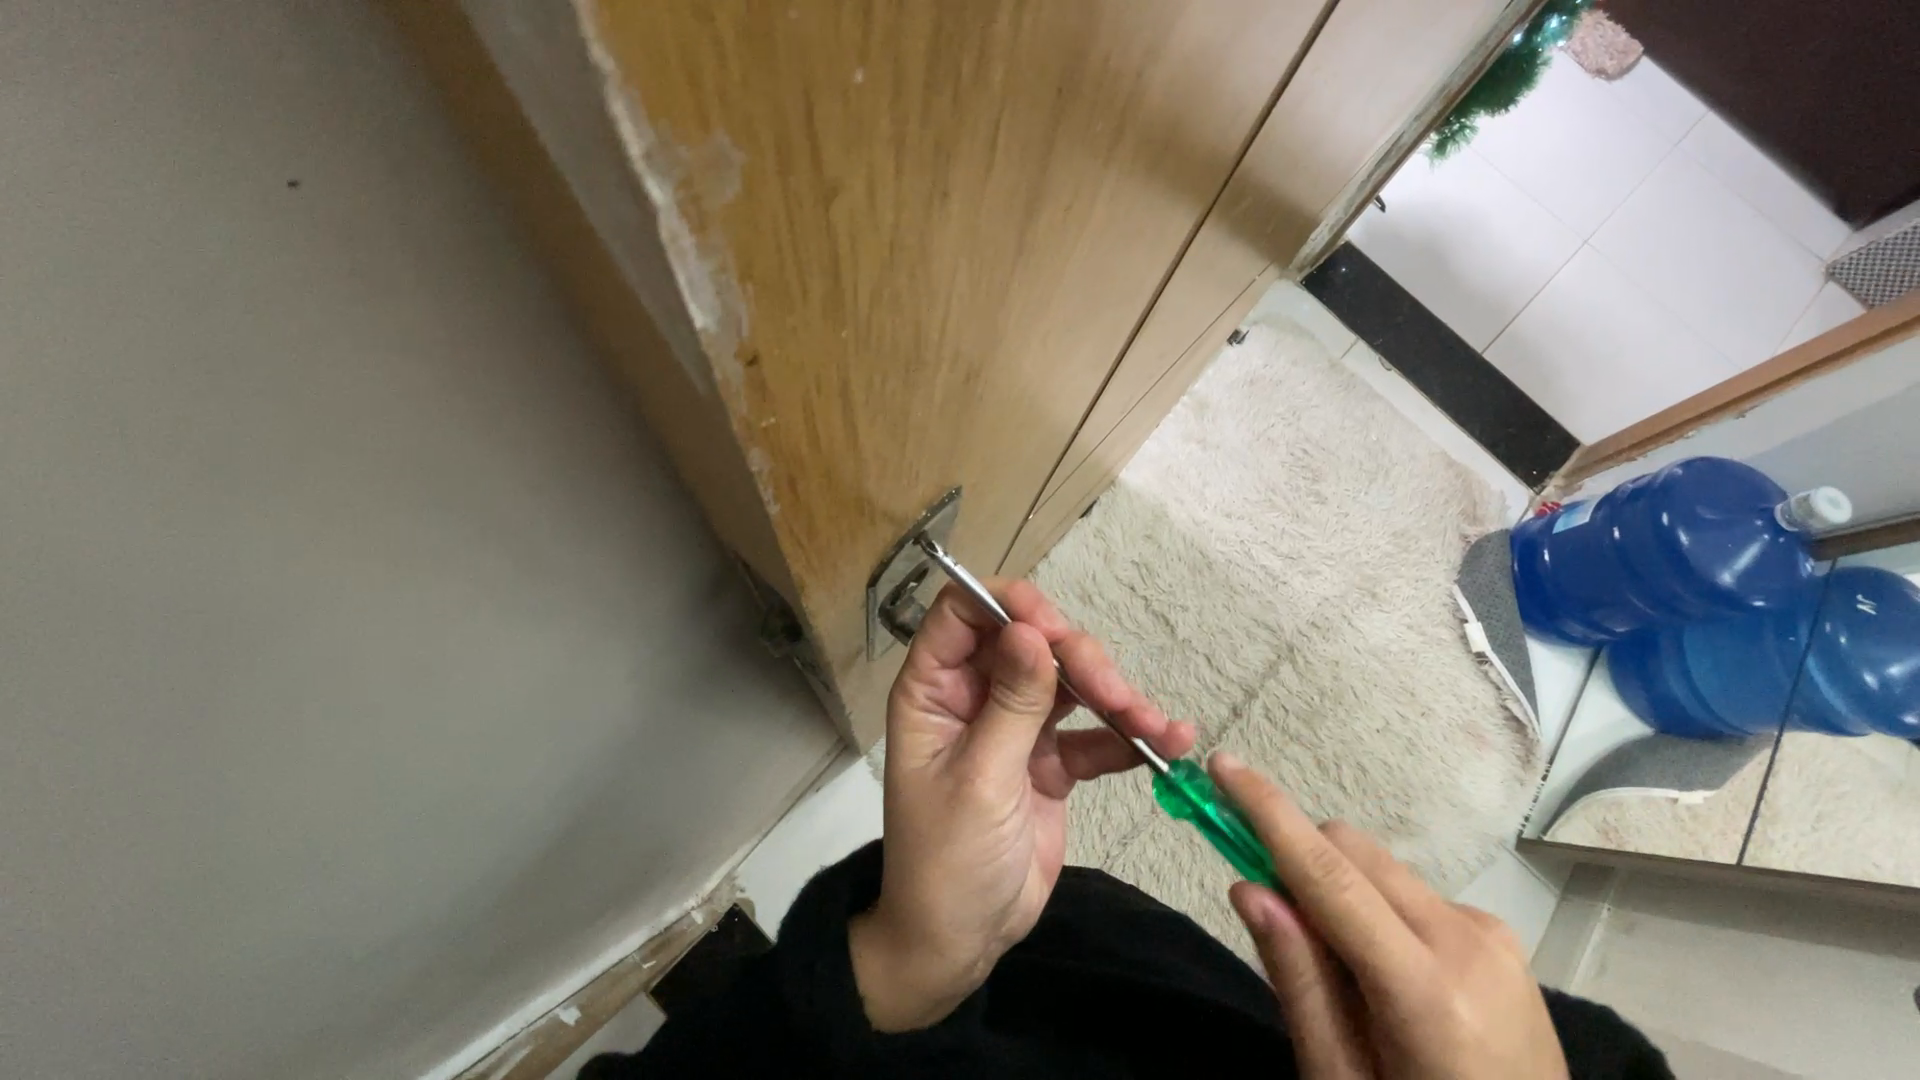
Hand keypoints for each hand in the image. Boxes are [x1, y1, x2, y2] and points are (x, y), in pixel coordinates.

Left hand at [848, 579, 1196, 1030]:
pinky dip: (1128, 735)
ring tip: (1153, 725)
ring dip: (1115, 696)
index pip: (965, 613)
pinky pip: (1094, 733)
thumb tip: (1033, 630)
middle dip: (1079, 659)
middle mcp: (975, 695)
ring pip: (1070, 682)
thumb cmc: (948, 858)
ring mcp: (1017, 726)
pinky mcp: (1052, 761)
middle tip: (1115, 695)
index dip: (1010, 606)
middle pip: (1032, 641)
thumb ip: (1012, 703)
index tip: (1056, 630)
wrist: (961, 941)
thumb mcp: (979, 779)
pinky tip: (1168, 742)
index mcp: (935, 689)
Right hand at [1210, 753, 1567, 1078]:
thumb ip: (1298, 981)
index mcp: (1427, 990)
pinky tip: (1381, 969)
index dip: (1267, 812)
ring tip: (1334, 961)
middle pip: (1352, 852)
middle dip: (1297, 857)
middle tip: (1264, 905)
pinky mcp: (1502, 938)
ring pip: (1379, 866)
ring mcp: (1493, 936)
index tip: (1222, 765)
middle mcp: (1467, 941)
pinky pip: (1410, 891)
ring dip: (1335, 884)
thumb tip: (1248, 887)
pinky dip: (1373, 904)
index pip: (1328, 875)